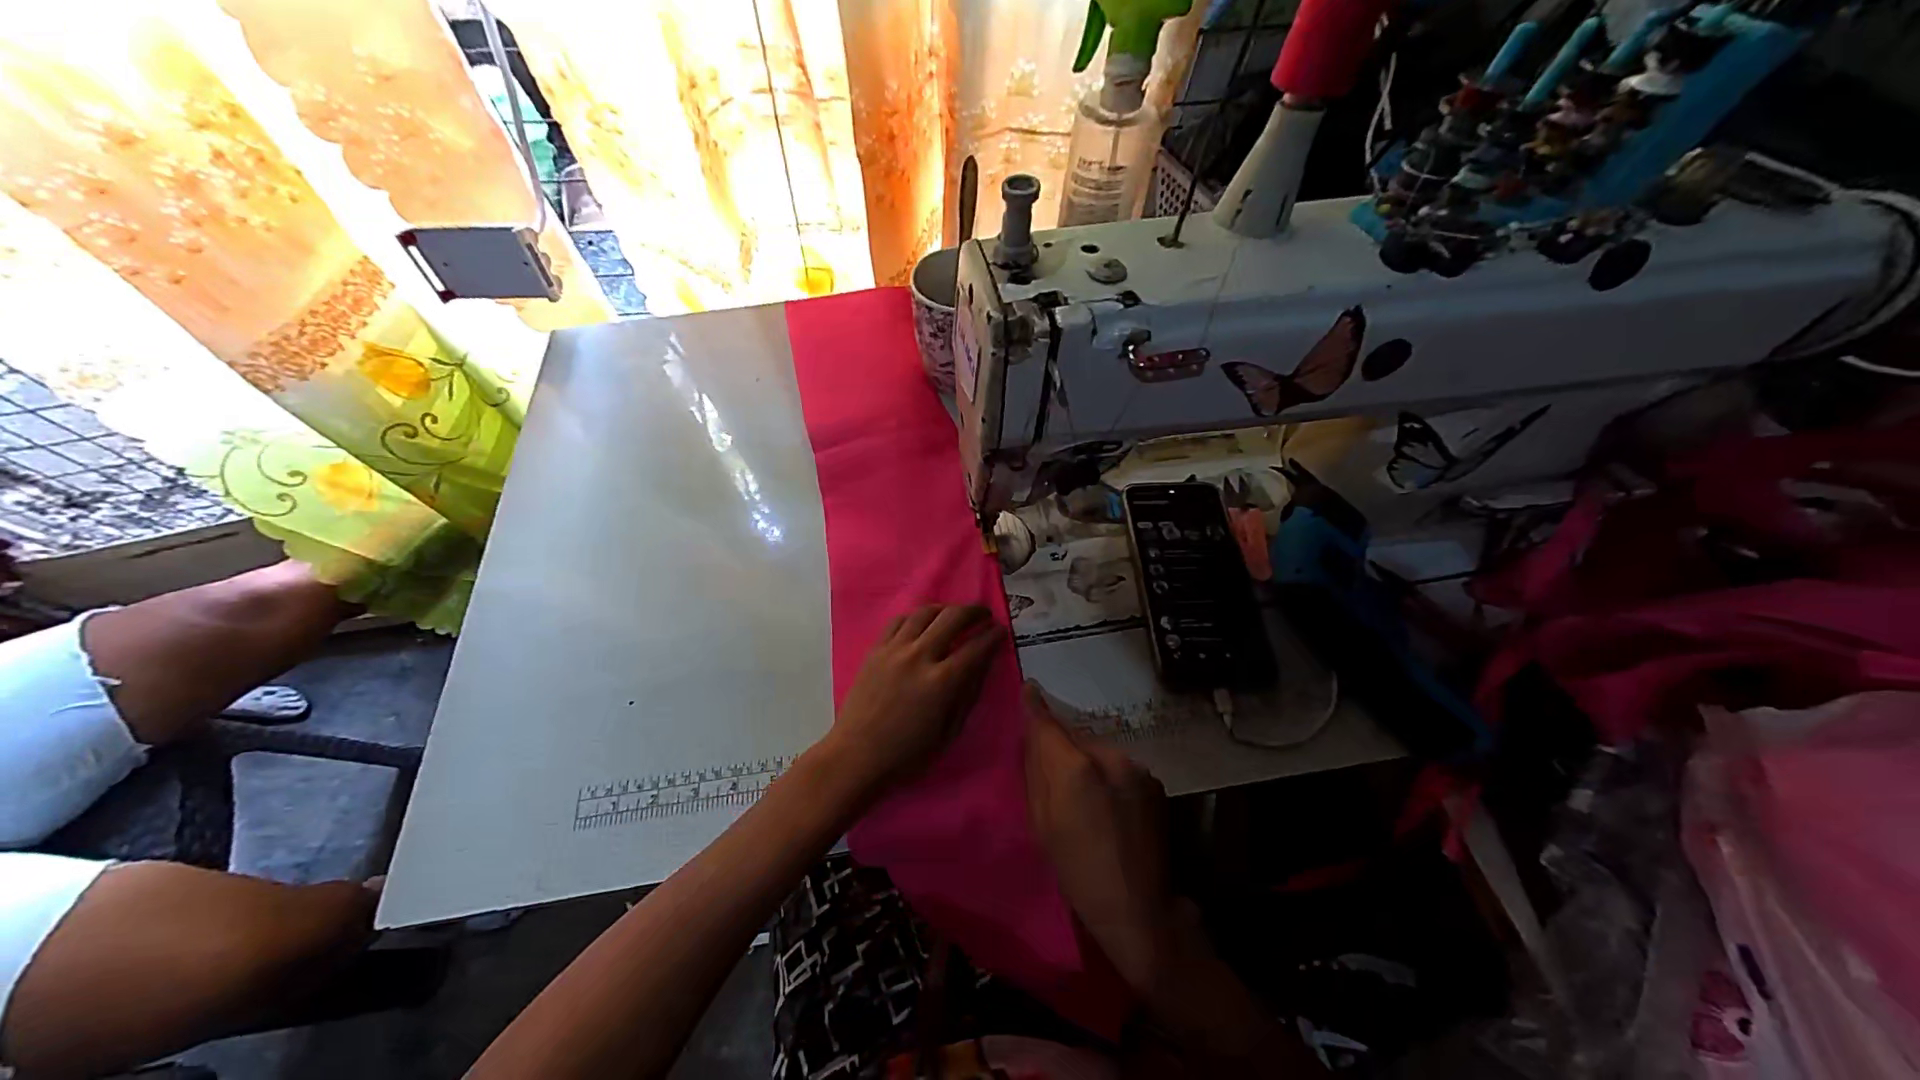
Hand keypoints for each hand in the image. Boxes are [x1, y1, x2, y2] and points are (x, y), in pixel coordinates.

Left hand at [815, 605, 1002, 803]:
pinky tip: (923, 623)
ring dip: (946, 609)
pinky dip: (916, 616)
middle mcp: (919, 657)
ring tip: (955, 615)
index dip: (993, 636)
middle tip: (984, 616)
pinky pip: (899, 621)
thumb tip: (983, 665)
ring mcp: (894, 650)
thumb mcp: (948, 732)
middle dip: (975, 612)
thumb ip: (968, 695)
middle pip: (953, 618)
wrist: (856, 755)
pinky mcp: (875, 650)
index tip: (1001, 631)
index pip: (976, 647)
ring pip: (925, 612)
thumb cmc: (907, 754)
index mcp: (941, 682)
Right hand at [1022, 684, 1188, 996]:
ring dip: (1086, 760)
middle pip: (1075, 736)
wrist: (1137, 908)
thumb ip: (1035, 770)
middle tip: (1050, 766)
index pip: (1048, 725)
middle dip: (1061, 744)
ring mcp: (1137, 767)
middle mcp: (1110, 756)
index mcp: (1076, 768)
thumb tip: (1031, 735)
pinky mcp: (1154, 780)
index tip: (1029, 687)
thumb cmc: (1075, 871)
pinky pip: (1119, 765)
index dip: (1035, 707)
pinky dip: (1107, 773)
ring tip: (1082, 793)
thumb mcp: (1041, 822)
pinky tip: (1107, 803)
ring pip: (1098, 749)